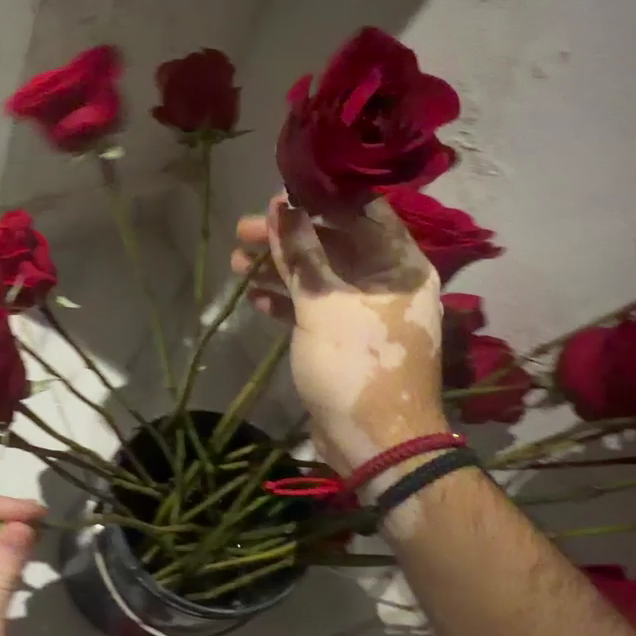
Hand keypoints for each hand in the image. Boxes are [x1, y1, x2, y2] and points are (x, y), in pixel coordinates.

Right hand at [233, 194, 447, 476]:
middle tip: (243, 232)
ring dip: (279, 269)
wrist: (376, 442)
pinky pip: (313, 309)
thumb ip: (301, 253)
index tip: (276, 194)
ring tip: (236, 263)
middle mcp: (385, 283)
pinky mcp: (343, 341)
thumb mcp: (325, 304)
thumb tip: (281, 204)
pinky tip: (254, 299)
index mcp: (399, 266)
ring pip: (318, 277)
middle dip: (287, 237)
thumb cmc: (358, 365)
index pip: (362, 213)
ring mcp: (364, 313)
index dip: (318, 200)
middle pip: (333, 244)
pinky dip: (285, 301)